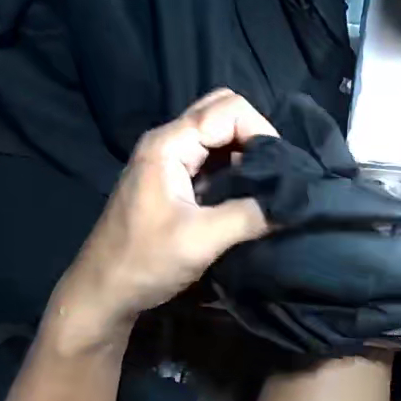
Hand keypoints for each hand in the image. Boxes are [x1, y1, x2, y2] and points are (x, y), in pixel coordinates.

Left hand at [50, 89, 275, 342]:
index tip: (281, 170)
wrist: (103, 291)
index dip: (260, 131)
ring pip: (216, 137)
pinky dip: (232, 170)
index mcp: (167, 144)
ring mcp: (166, 162)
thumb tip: (297, 202)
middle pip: (221, 114)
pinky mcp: (170, 182)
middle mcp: (166, 143)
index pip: (227, 110)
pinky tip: (248, 196)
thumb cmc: (144, 262)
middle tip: (275, 173)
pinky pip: (208, 161)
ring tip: (268, 187)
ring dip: (245, 155)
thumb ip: (251, 216)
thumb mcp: (202, 240)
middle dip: (254, 137)